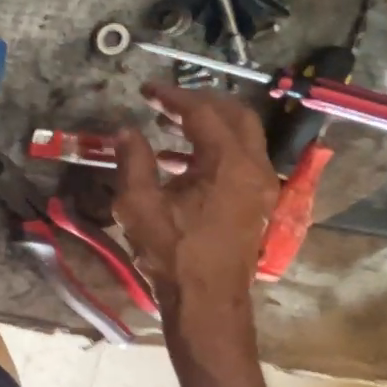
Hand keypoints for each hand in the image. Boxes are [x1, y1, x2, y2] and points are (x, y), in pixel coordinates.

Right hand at [113, 83, 278, 321]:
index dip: (173, 98)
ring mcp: (260, 184)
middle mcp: (253, 166)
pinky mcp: (255, 200)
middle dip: (199, 103)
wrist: (206, 295)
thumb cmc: (170, 249)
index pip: (203, 114)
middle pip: (235, 116)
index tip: (146, 90)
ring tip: (168, 125)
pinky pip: (239, 158)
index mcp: (226, 163)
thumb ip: (133, 162)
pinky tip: (179, 160)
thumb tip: (127, 131)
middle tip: (163, 102)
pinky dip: (212, 147)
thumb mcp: (138, 204)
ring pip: (242, 136)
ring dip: (207, 124)